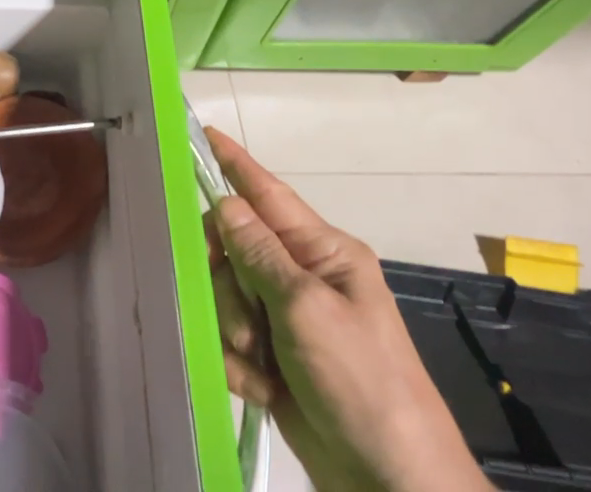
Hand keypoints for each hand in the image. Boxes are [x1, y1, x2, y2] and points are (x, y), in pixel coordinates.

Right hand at [206, 128, 490, 491]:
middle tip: (245, 319)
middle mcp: (302, 277)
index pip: (269, 195)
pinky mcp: (272, 358)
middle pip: (233, 250)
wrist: (388, 476)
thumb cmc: (360, 379)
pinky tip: (263, 388)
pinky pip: (227, 340)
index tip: (202, 133)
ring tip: (263, 363)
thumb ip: (260, 253)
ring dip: (235, 330)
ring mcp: (286, 320)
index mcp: (324, 253)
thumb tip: (226, 203)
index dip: (235, 165)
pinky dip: (238, 364)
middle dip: (229, 284)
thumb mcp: (308, 309)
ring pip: (225, 297)